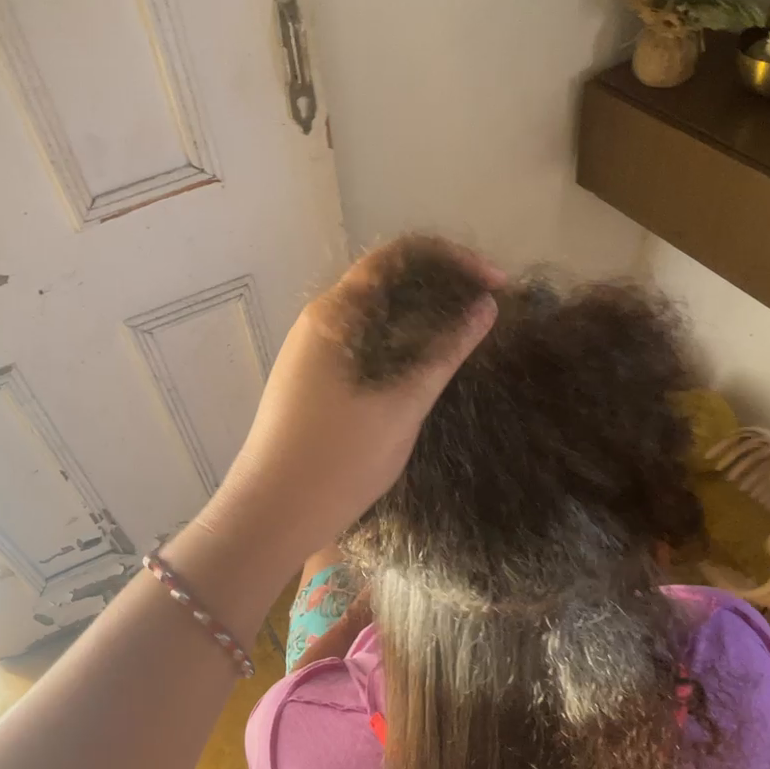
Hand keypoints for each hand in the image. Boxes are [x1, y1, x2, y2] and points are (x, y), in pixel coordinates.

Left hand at [194, 238, 500, 564]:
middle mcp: (320, 320)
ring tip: (466, 339)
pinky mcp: (313, 376)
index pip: (399, 256)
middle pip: (388, 280)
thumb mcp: (404, 404)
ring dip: (421, 316)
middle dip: (441, 286)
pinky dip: (400, 341)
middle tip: (488, 313)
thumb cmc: (338, 459)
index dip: (453, 260)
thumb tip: (484, 306)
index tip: (496, 284)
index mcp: (336, 314)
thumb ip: (445, 351)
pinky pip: (363, 340)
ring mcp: (313, 349)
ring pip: (376, 313)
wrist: (273, 512)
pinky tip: (426, 366)